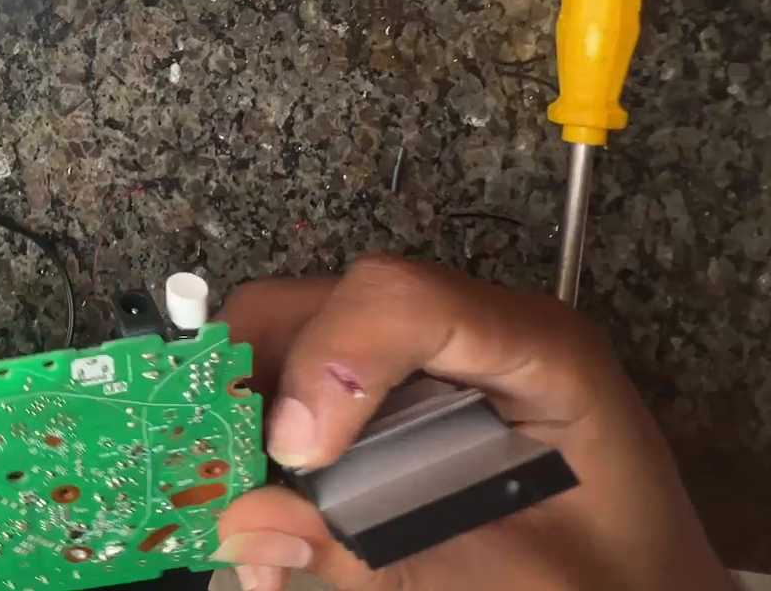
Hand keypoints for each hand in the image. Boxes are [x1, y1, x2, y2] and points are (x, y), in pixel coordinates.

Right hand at [210, 256, 729, 590]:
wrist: (629, 581)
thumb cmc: (606, 582)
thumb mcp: (511, 587)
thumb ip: (379, 560)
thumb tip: (242, 531)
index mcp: (534, 350)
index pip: (403, 302)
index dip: (333, 359)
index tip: (299, 454)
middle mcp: (453, 320)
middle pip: (315, 305)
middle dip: (257, 383)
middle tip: (236, 469)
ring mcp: (402, 335)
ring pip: (277, 323)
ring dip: (239, 401)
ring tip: (245, 485)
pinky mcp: (366, 359)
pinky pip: (277, 357)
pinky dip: (247, 413)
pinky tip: (259, 475)